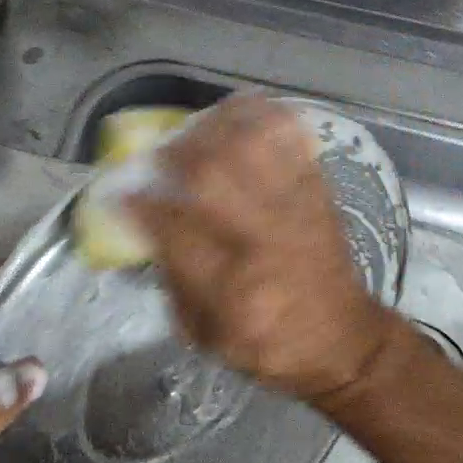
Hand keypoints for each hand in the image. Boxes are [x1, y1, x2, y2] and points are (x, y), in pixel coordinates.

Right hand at [130, 97, 392, 401]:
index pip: (174, 230)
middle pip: (212, 177)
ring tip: (195, 131)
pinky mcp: (319, 195)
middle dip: (174, 156)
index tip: (117, 191)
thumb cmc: (267, 347)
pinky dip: (263, 118)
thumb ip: (173, 281)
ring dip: (215, 129)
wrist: (344, 343)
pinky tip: (238, 114)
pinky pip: (292, 141)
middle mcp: (265, 244)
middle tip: (157, 155)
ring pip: (252, 148)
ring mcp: (297, 213)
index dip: (138, 203)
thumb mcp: (205, 336)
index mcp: (231, 289)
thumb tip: (146, 229)